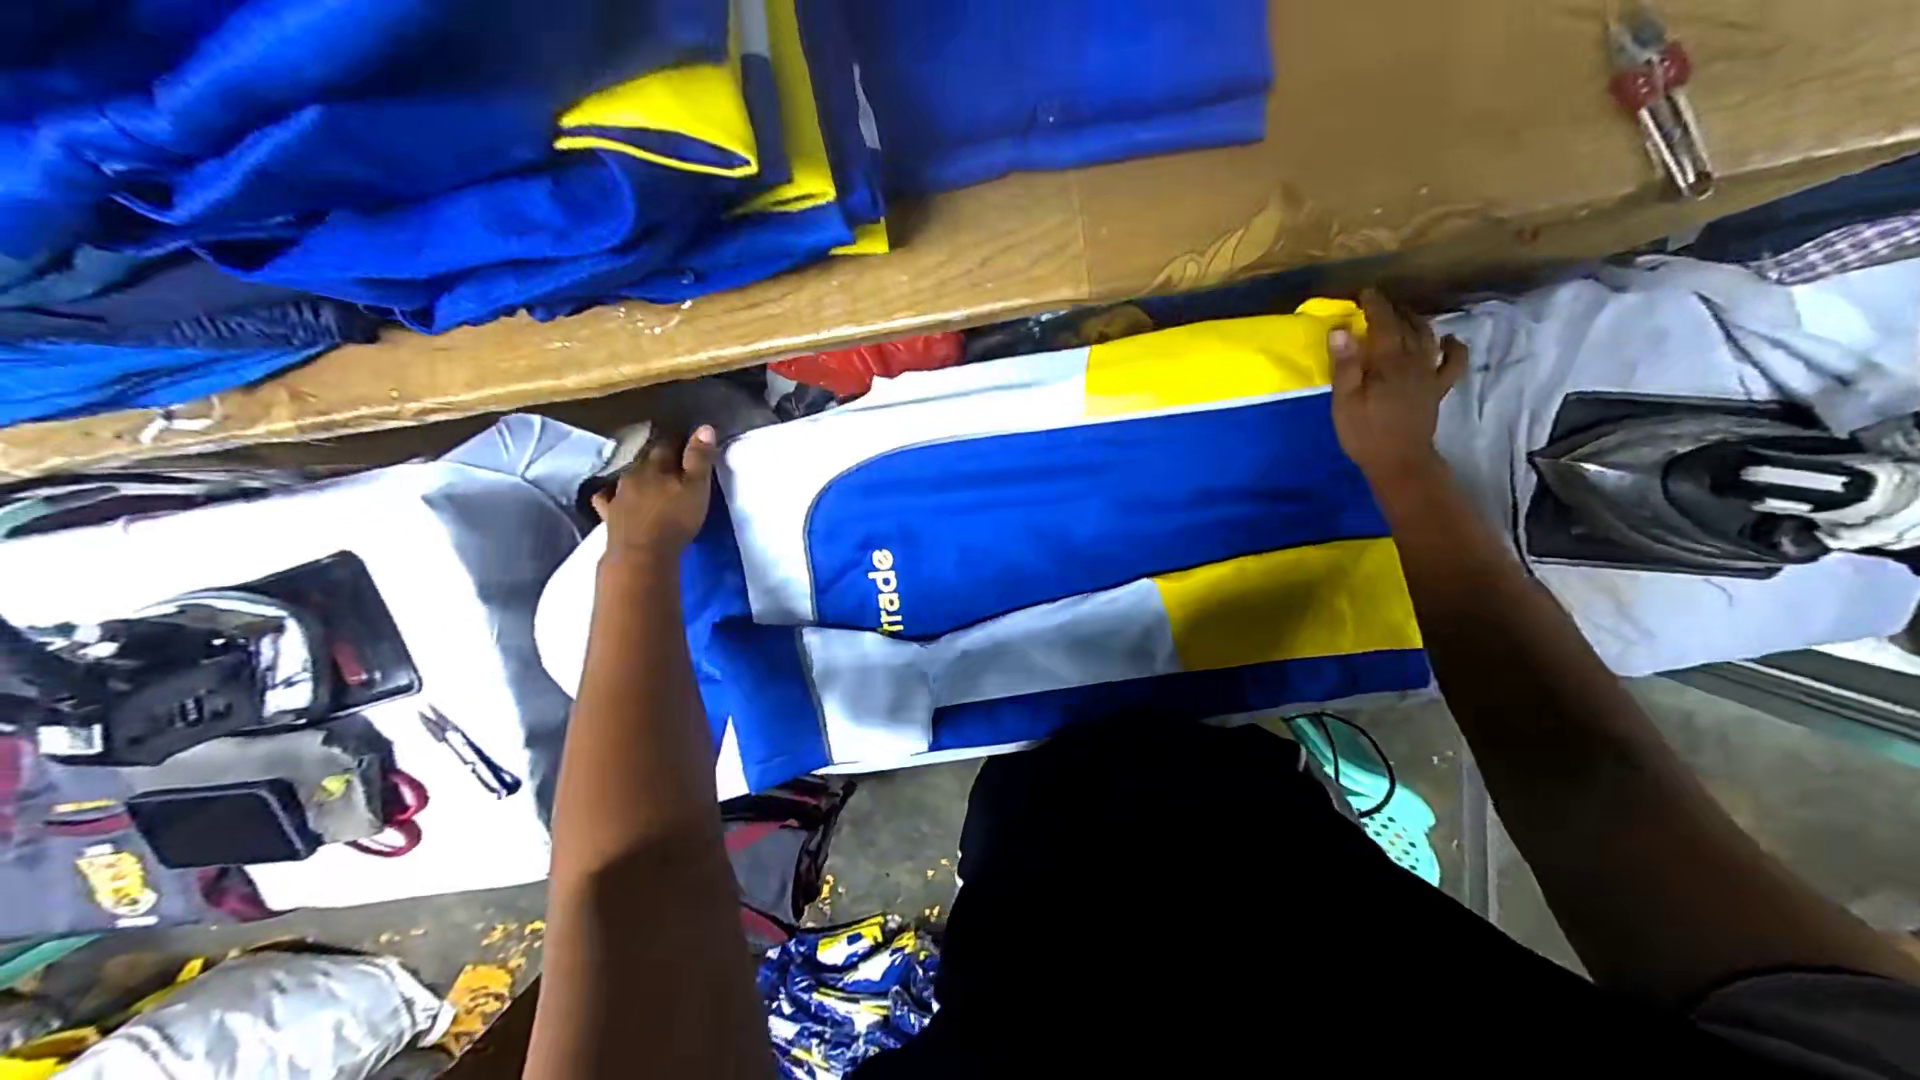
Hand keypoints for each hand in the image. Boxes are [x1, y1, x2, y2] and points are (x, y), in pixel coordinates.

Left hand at [592, 425, 717, 559]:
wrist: (642, 553)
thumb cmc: (676, 519)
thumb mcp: (697, 487)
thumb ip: (699, 458)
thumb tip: (704, 426)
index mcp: (658, 464)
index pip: (669, 443)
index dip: (680, 440)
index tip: (689, 440)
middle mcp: (635, 473)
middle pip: (648, 458)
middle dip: (660, 456)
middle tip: (673, 461)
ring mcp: (619, 493)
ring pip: (629, 475)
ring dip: (640, 475)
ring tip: (650, 480)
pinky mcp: (609, 514)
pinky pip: (606, 498)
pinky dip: (611, 494)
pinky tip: (614, 496)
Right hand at [1329, 288, 1465, 489]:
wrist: (1400, 461)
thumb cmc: (1364, 433)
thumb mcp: (1345, 401)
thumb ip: (1345, 365)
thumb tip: (1340, 330)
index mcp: (1388, 362)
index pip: (1384, 323)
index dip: (1375, 305)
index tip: (1366, 292)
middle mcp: (1414, 361)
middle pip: (1407, 326)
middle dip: (1394, 310)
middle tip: (1379, 302)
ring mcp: (1430, 374)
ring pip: (1428, 337)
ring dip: (1417, 321)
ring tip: (1404, 314)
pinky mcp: (1438, 389)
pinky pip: (1454, 362)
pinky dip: (1453, 347)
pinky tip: (1448, 340)